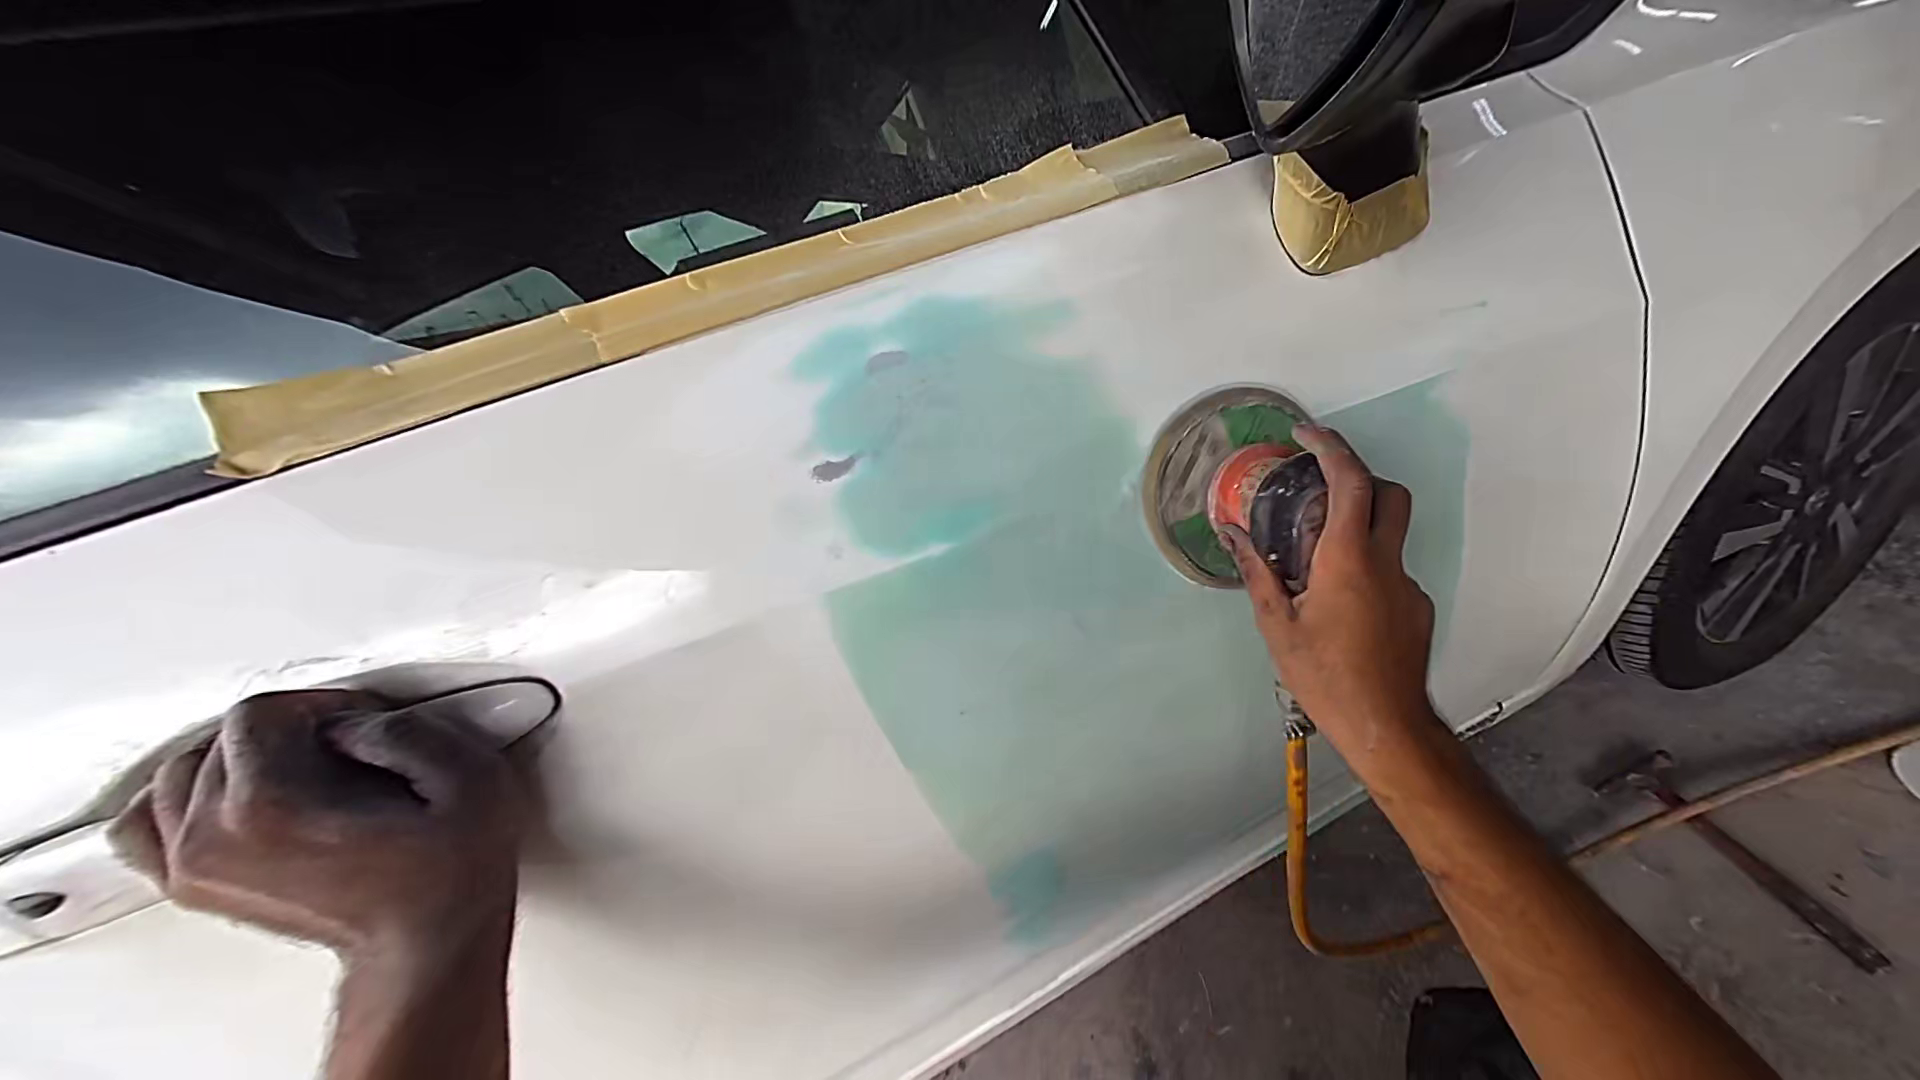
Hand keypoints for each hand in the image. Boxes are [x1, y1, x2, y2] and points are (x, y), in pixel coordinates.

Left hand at [109, 689, 524, 959]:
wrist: (429, 936)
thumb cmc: (451, 867)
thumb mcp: (469, 776)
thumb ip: (408, 730)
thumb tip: (354, 721)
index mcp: (271, 810)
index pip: (258, 715)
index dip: (326, 702)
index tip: (368, 719)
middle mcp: (212, 841)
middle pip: (219, 741)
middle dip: (293, 727)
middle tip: (356, 740)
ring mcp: (193, 871)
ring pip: (175, 777)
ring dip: (242, 756)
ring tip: (308, 761)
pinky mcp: (197, 887)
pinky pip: (148, 824)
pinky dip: (188, 796)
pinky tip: (247, 791)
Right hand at [1218, 424, 1437, 750]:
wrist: (1385, 724)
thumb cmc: (1323, 674)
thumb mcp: (1276, 623)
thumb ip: (1256, 571)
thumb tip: (1230, 533)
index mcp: (1347, 561)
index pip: (1351, 484)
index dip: (1331, 448)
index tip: (1306, 433)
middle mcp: (1386, 564)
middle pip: (1388, 494)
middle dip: (1356, 475)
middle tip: (1316, 486)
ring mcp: (1407, 585)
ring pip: (1387, 533)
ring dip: (1354, 525)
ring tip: (1310, 558)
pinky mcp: (1415, 606)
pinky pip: (1387, 568)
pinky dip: (1361, 564)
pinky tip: (1334, 601)